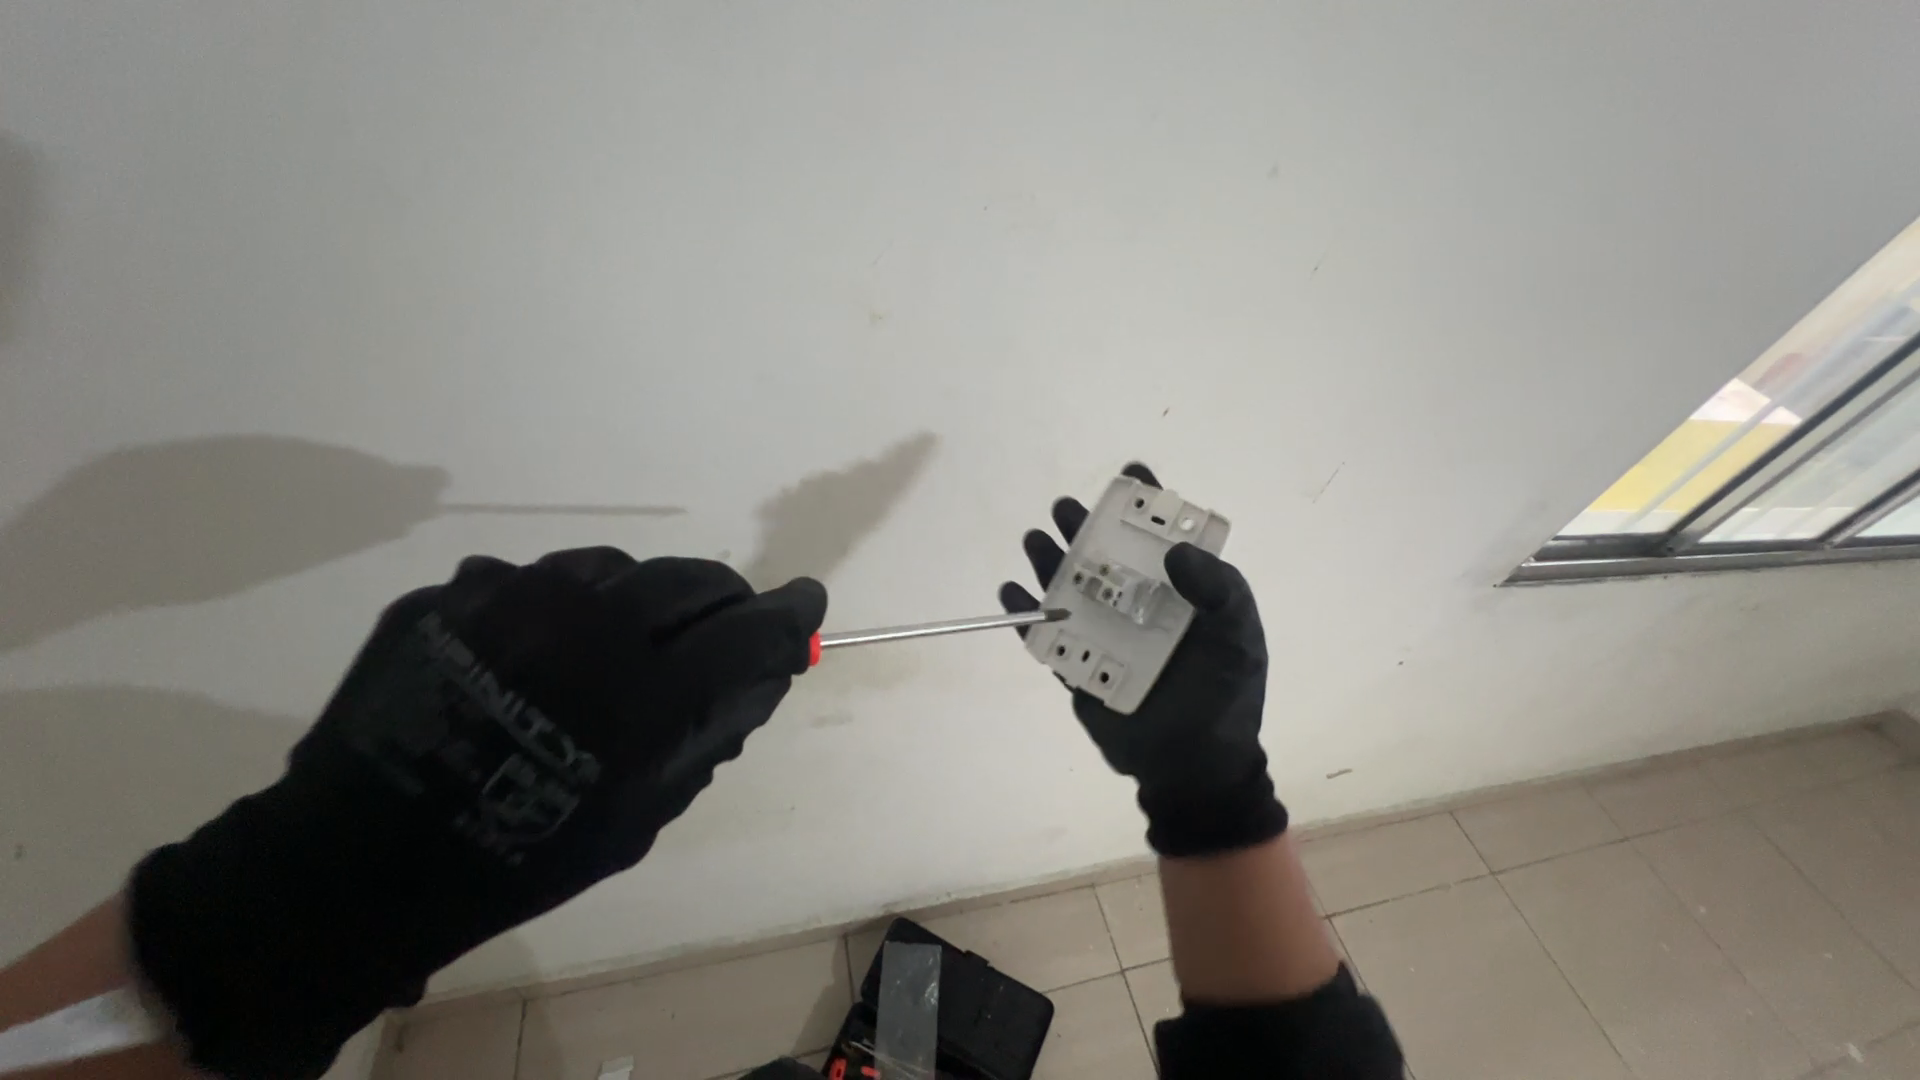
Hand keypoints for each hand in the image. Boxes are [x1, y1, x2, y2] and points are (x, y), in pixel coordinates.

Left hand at [127, 549, 825, 1079]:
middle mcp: (588, 626)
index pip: (748, 629)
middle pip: (690, 579)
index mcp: (643, 693)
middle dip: (721, 598)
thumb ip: (714, 732)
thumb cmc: (525, 851)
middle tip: (723, 621)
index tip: (807, 600)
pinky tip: (546, 642)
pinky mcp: (454, 593)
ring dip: (643, 595)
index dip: (789, 613)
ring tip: (627, 634)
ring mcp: (511, 598)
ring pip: (615, 567)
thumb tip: (766, 672)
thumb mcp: (643, 812)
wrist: (356, 862)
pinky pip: (535, 577)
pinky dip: (563, 602)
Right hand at [1000, 464, 1285, 857]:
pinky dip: (1025, 615)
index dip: (1146, 501)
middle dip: (1084, 525)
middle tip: (1065, 507)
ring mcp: (1104, 634)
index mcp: (1180, 591)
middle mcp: (1138, 604)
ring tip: (1035, 539)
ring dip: (1049, 560)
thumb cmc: (1223, 695)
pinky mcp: (1078, 665)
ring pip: (1069, 586)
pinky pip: (1045, 635)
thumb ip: (1219, 591)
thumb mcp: (1237, 638)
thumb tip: (1175, 553)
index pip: (1161, 536)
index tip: (1130, 474)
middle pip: (1105, 554)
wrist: (1193, 767)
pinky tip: (1011, 594)